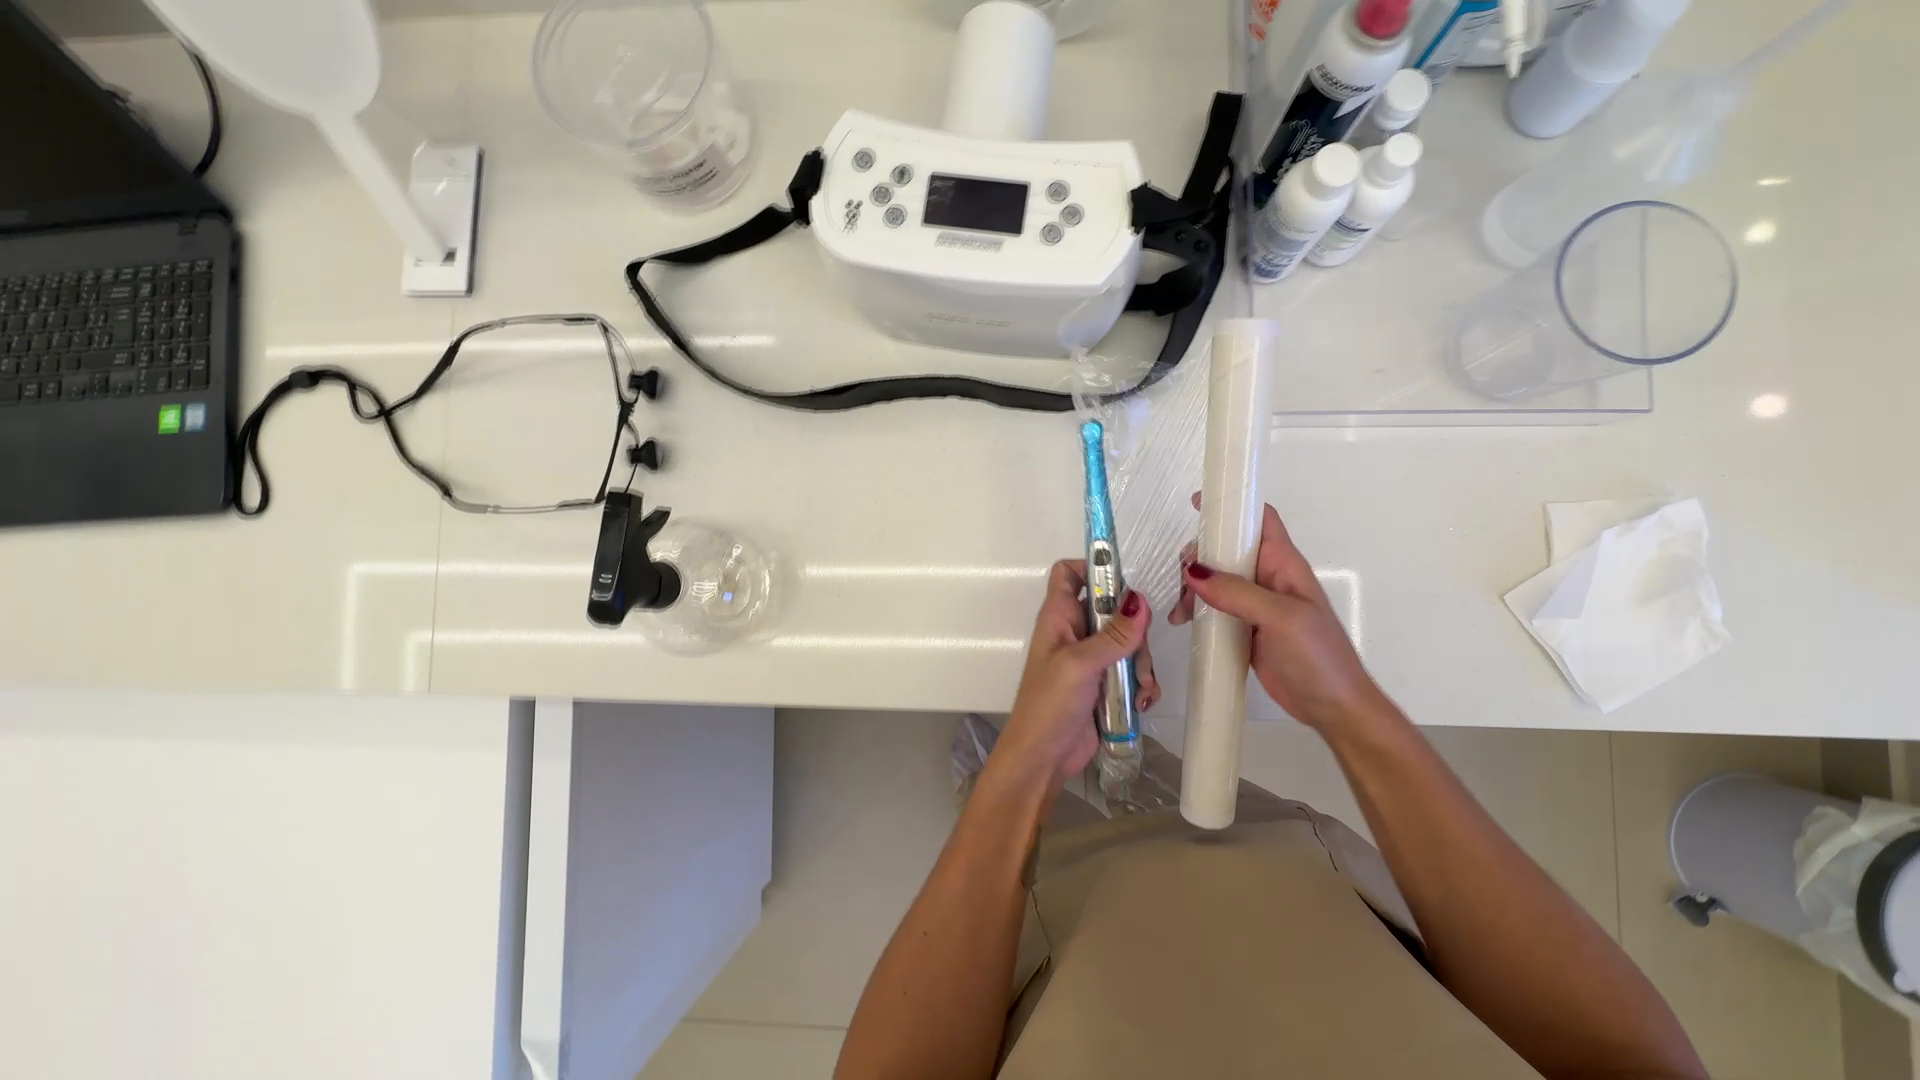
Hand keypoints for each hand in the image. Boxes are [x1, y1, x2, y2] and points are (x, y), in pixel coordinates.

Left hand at [993, 560, 1159, 789]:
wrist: (1043, 758)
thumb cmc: (1049, 705)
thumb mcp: (1080, 665)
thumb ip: (1112, 634)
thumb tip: (1139, 601)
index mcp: (1058, 617)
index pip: (1070, 573)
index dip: (1093, 567)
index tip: (1123, 582)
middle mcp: (1075, 632)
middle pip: (1114, 609)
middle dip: (1135, 630)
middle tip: (1138, 653)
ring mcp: (1092, 660)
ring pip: (1129, 643)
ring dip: (1142, 664)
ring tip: (1141, 688)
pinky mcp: (1106, 685)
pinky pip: (1133, 672)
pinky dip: (1142, 685)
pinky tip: (1142, 702)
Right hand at [1170, 504, 1387, 731]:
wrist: (1333, 708)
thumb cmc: (1318, 657)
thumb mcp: (1281, 618)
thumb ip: (1237, 593)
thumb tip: (1193, 571)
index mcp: (1284, 564)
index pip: (1260, 520)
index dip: (1232, 505)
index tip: (1198, 505)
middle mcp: (1268, 579)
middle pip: (1227, 549)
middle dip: (1200, 556)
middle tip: (1183, 578)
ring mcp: (1255, 606)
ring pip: (1215, 580)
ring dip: (1192, 587)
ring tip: (1180, 611)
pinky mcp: (1244, 630)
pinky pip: (1213, 609)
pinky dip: (1194, 611)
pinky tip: (1182, 623)